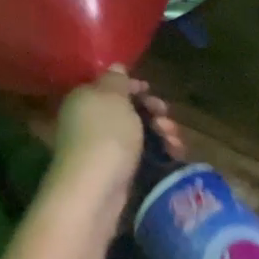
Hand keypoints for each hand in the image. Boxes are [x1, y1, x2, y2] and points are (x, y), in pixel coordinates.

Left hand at [43, 69, 182, 188]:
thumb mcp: (113, 96)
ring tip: (173, 140)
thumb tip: (116, 67)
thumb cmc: (105, 135)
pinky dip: (159, 151)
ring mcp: (102, 148)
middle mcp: (89, 122)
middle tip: (165, 116)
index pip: (111, 86)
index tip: (152, 92)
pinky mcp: (116, 171)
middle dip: (153, 111)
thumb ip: (117, 79)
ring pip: (138, 132)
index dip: (134, 86)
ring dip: (161, 131)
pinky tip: (174, 153)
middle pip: (128, 109)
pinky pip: (141, 154)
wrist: (94, 191)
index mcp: (85, 99)